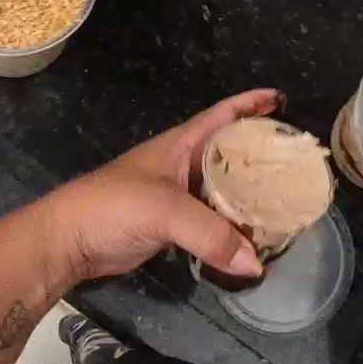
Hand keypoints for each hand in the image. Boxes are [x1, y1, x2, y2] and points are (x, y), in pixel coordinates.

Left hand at [32, 89, 283, 284]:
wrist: (67, 241)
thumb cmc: (112, 206)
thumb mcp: (165, 211)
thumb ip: (211, 235)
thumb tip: (256, 264)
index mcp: (181, 145)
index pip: (222, 115)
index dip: (250, 103)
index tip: (282, 99)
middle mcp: (183, 165)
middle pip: (230, 154)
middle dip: (260, 154)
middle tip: (295, 163)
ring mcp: (177, 196)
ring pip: (223, 191)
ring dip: (249, 196)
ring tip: (283, 202)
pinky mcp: (171, 225)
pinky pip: (212, 221)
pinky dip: (232, 228)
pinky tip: (252, 238)